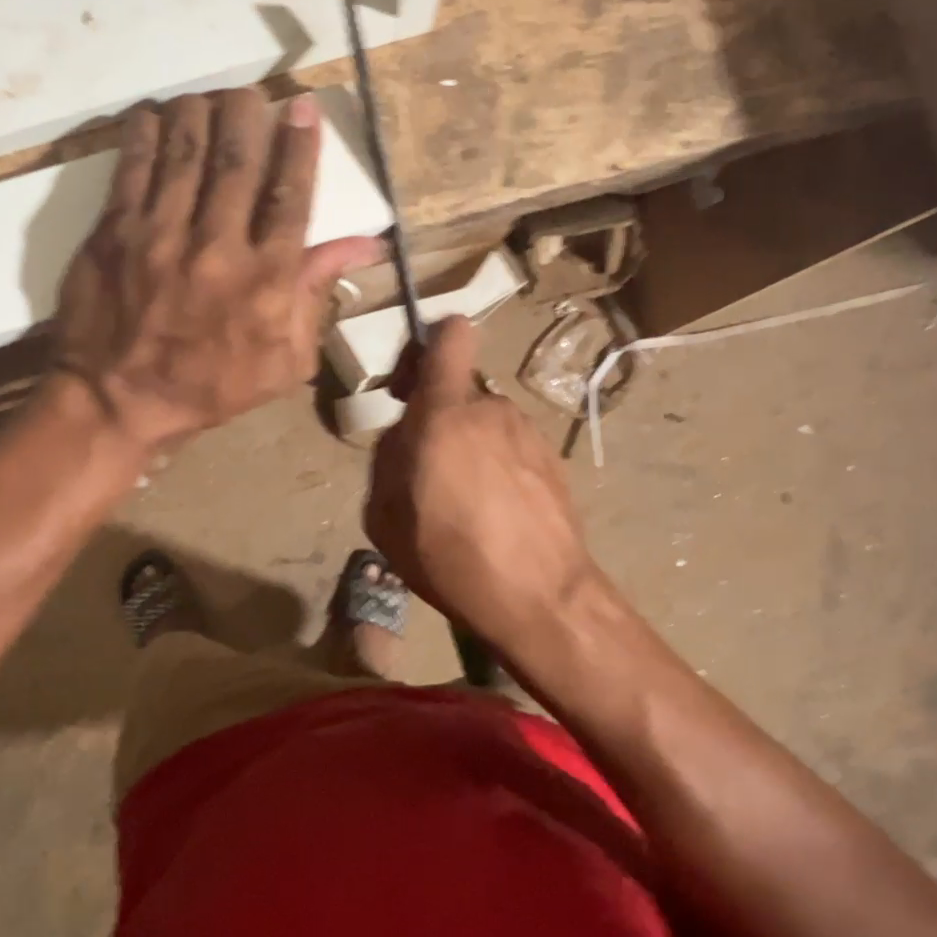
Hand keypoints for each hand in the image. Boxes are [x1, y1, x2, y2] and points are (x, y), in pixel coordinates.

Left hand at [52, 89, 382, 450]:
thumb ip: (317, 295)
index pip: (291, 194)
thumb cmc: (209, 388)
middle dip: (249, 114)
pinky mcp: (113, 231)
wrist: (117, 402)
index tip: (302, 108)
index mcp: (266, 281)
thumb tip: (363, 244)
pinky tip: (157, 115)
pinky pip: (134, 165)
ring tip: (209, 99)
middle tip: (252, 97)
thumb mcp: (283, 361)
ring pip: (187, 149)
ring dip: (202, 112)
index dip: (300, 144)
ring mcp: (161, 235)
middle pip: (239, 158)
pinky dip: (148, 132)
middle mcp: (218, 247)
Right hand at [364, 318, 603, 651]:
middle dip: (440, 423)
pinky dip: (498, 471)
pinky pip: (511, 451)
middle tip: (427, 477)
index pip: (448, 338)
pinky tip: (495, 517)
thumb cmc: (449, 557)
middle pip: (458, 397)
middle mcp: (491, 410)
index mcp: (444, 414)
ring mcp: (528, 434)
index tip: (412, 386)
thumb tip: (404, 438)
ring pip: (486, 426)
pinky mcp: (553, 461)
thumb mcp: (383, 516)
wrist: (539, 598)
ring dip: (470, 451)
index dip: (428, 348)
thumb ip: (386, 459)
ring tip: (464, 507)